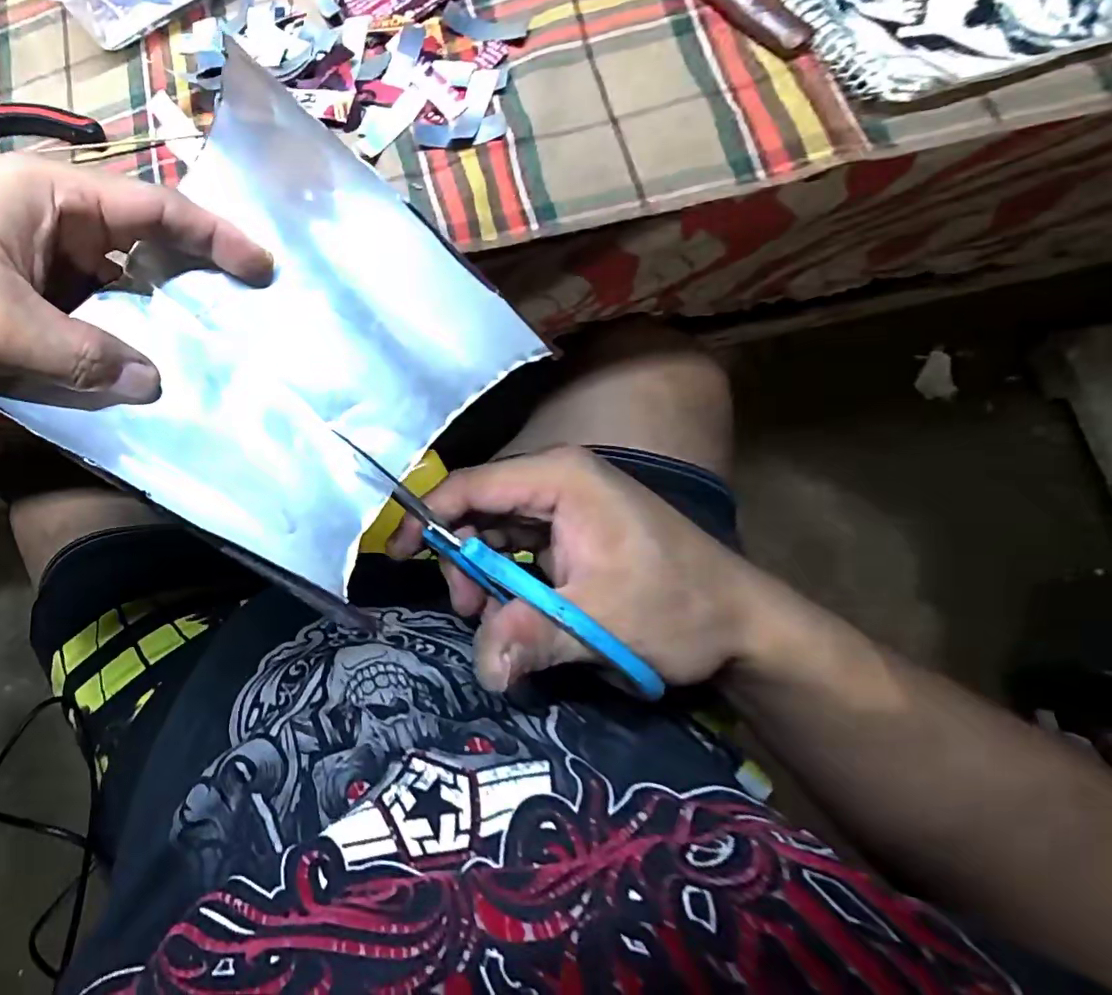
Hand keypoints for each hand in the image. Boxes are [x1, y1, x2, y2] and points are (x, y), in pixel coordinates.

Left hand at [0, 156, 272, 399]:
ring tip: (162, 377)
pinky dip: (78, 348)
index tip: (259, 270)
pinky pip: (55, 319)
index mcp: (49, 198)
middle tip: (215, 346)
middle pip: (126, 260)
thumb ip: (81, 355)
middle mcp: (41, 221)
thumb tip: (153, 382)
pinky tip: (98, 382)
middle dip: (168, 302)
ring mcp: (17, 259)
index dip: (211, 238)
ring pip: (91, 299)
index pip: (150, 210)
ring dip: (119, 336)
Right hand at [388, 446, 794, 692]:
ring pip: (489, 526)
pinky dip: (502, 575)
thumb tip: (483, 671)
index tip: (398, 557)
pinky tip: (514, 608)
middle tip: (467, 609)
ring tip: (494, 616)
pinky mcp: (570, 525)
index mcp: (561, 479)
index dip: (424, 518)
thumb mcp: (601, 625)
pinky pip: (513, 541)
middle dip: (459, 558)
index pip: (467, 486)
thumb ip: (532, 638)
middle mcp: (557, 478)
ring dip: (480, 572)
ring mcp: (564, 500)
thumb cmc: (681, 611)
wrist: (752, 628)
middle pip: (474, 506)